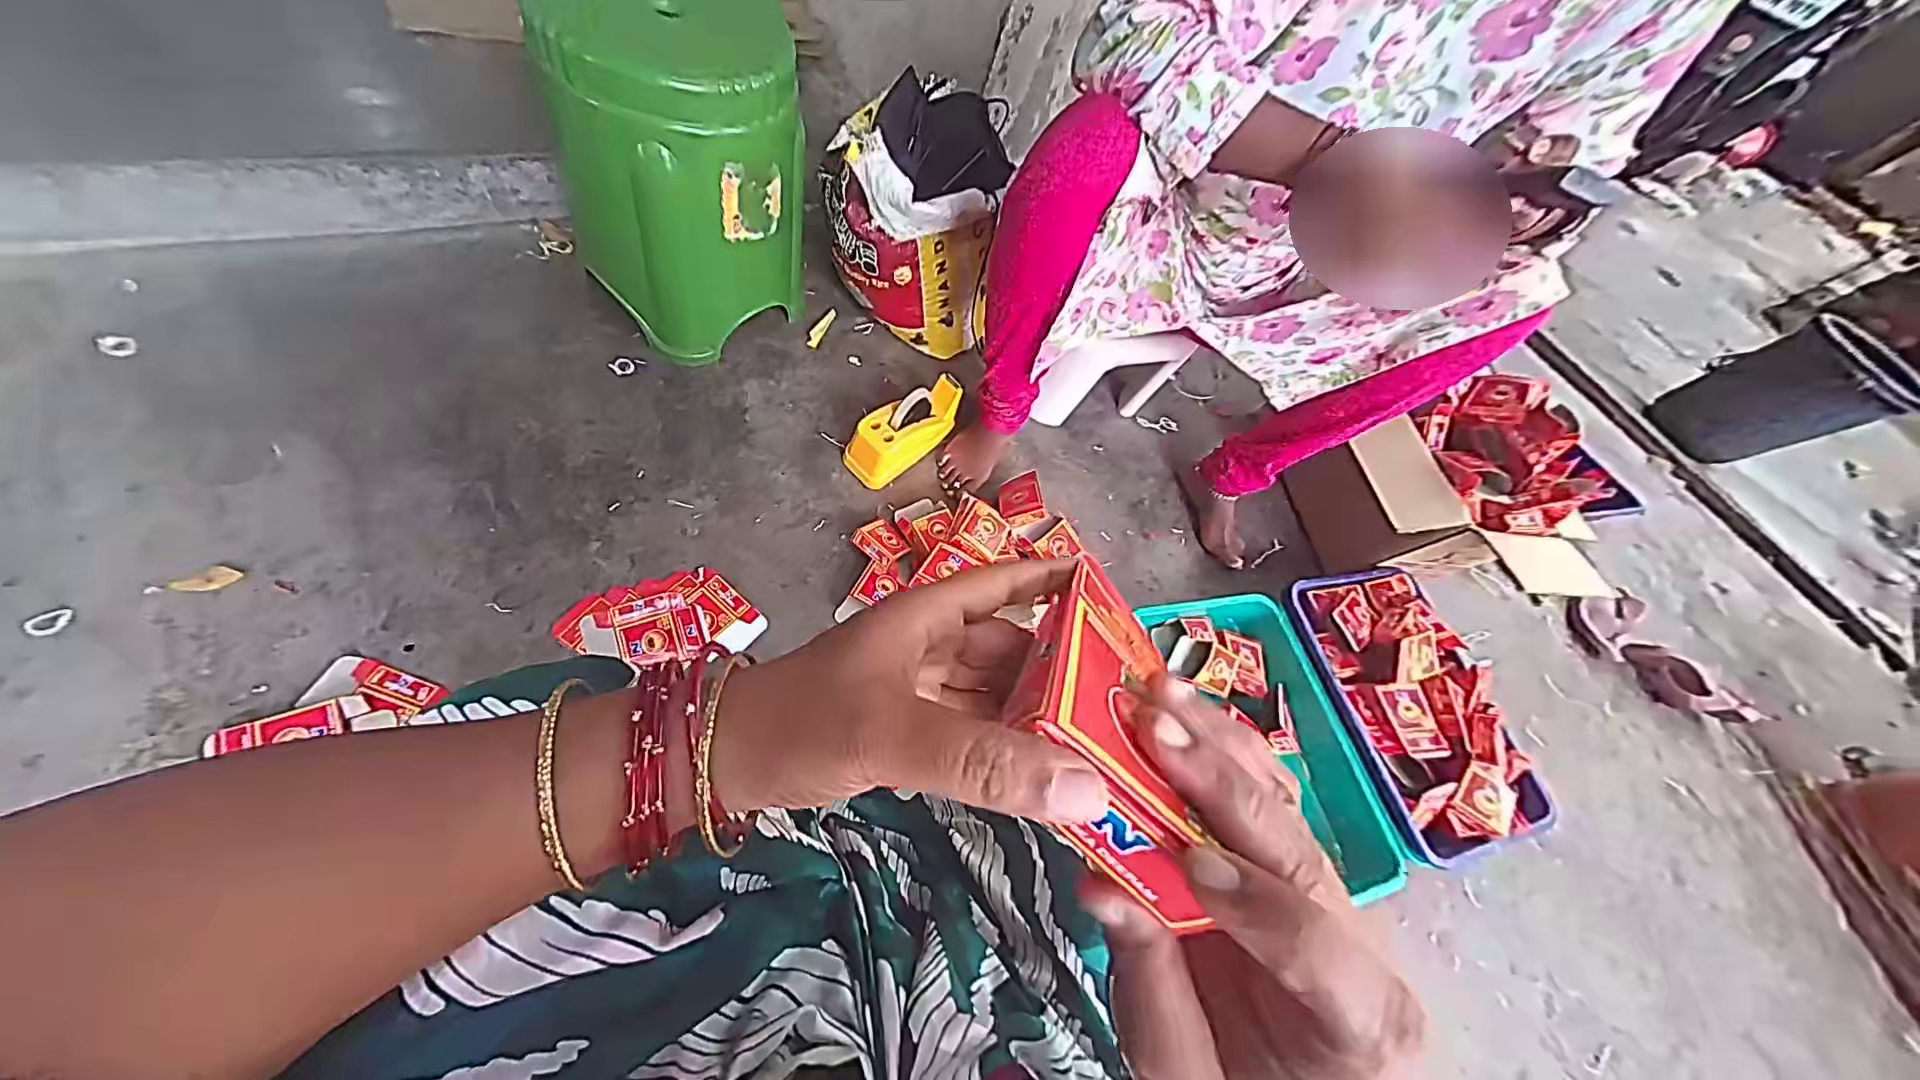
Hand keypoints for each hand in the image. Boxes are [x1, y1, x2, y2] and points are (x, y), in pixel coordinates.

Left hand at [710, 561, 1110, 823]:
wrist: (729, 762)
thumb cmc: (805, 722)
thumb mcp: (893, 733)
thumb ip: (981, 762)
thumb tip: (1086, 789)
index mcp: (928, 616)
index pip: (1004, 583)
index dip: (1054, 581)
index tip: (1108, 596)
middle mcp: (931, 644)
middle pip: (1011, 645)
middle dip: (1062, 665)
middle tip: (1122, 697)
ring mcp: (921, 687)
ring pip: (995, 691)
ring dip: (1038, 711)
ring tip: (1099, 737)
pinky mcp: (912, 728)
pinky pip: (974, 729)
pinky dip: (1006, 744)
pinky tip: (1041, 768)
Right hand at [1081, 676, 1424, 1079]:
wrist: (1294, 1078)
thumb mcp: (1188, 1072)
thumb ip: (1151, 983)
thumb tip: (1101, 884)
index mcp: (1357, 1013)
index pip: (1315, 947)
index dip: (1255, 902)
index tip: (1189, 865)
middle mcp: (1354, 930)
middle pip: (1291, 844)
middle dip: (1217, 783)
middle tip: (1156, 730)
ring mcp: (1325, 883)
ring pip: (1279, 797)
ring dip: (1216, 739)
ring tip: (1165, 694)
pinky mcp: (1288, 855)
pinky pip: (1261, 790)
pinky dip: (1220, 745)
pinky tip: (1188, 710)